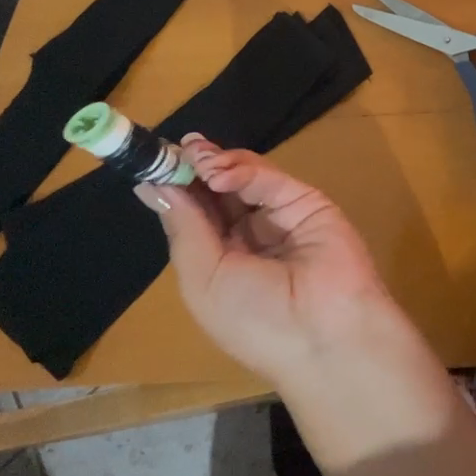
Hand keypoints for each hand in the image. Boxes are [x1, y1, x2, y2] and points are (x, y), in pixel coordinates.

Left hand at [134, 135, 409, 384]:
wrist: (324, 328)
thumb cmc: (252, 318)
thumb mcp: (204, 280)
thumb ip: (185, 228)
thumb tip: (152, 187)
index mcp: (219, 262)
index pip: (195, 216)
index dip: (176, 190)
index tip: (152, 161)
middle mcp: (248, 236)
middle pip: (218, 193)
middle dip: (195, 169)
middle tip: (174, 147)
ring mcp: (279, 216)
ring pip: (245, 180)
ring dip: (217, 165)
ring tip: (196, 156)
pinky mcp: (308, 201)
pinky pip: (272, 181)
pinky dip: (245, 172)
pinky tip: (219, 173)